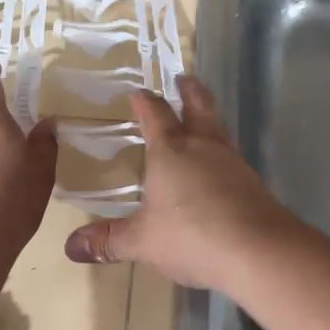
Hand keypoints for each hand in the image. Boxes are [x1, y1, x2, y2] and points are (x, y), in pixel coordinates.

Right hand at [62, 75, 295, 289]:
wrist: (258, 250)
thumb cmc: (192, 234)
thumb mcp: (143, 240)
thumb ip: (109, 240)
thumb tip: (71, 246)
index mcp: (170, 149)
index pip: (155, 114)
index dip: (145, 102)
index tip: (138, 92)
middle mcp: (202, 145)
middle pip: (198, 105)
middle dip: (189, 90)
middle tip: (184, 79)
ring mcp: (231, 161)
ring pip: (218, 128)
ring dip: (208, 118)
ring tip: (202, 118)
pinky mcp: (252, 181)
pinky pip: (232, 156)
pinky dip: (221, 154)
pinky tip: (219, 168)